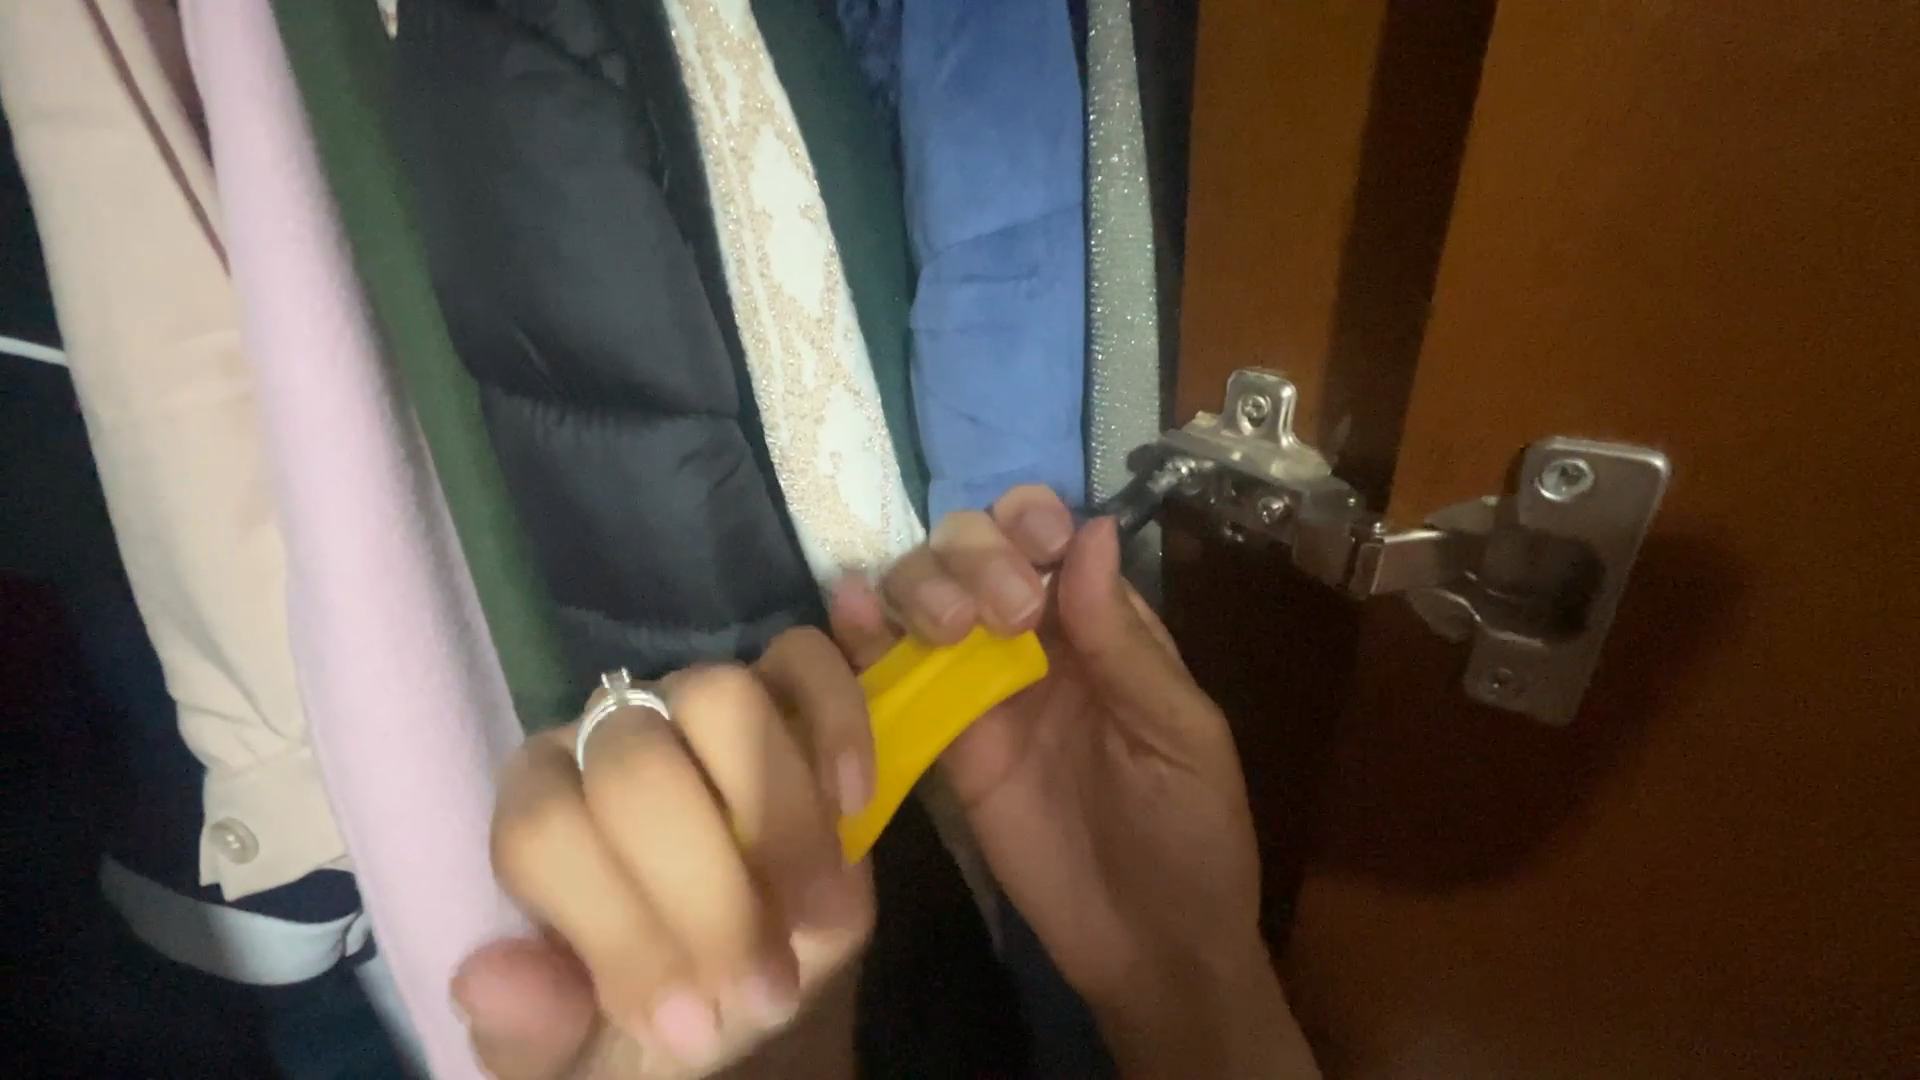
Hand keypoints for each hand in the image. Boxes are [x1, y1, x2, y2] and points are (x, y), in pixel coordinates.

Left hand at [459, 630, 874, 1077]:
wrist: (764, 965)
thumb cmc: (669, 1001)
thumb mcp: (595, 1053)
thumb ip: (536, 1029)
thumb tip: (491, 977)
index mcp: (545, 811)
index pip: (544, 831)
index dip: (619, 931)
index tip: (693, 1024)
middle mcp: (615, 732)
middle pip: (637, 766)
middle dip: (707, 891)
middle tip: (763, 988)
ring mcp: (706, 694)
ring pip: (724, 698)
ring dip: (782, 817)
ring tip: (817, 910)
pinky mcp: (790, 680)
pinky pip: (808, 658)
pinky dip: (838, 724)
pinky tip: (852, 801)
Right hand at [829, 487, 1314, 1075]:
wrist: (1145, 948)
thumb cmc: (1189, 832)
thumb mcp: (1177, 733)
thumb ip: (1125, 641)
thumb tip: (1094, 530)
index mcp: (1099, 624)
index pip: (1049, 538)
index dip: (1030, 521)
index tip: (1035, 546)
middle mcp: (1031, 638)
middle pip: (974, 550)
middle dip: (974, 557)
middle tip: (1000, 618)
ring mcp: (977, 686)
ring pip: (924, 595)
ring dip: (920, 585)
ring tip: (943, 630)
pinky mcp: (938, 736)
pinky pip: (893, 672)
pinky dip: (866, 635)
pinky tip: (852, 613)